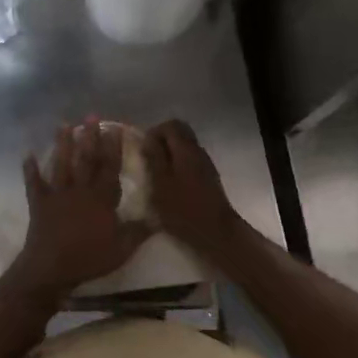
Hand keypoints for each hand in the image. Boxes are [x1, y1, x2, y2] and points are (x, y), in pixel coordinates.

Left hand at [10, 118, 150, 296]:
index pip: (110, 167)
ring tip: (63, 125)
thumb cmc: (90, 258)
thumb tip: (157, 217)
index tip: (115, 129)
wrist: (52, 268)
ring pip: (61, 164)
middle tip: (91, 115)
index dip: (114, 148)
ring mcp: (57, 195)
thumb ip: (139, 231)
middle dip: (89, 136)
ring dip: (62, 144)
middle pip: (86, 159)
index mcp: (101, 198)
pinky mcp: (39, 204)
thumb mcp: (122, 249)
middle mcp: (79, 190)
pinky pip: (34, 183)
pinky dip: (30, 170)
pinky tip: (27, 155)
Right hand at [144, 119, 240, 254]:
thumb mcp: (160, 183)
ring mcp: (205, 165)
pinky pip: (189, 163)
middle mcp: (198, 151)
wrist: (215, 232)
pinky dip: (177, 167)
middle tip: (147, 161)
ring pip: (184, 149)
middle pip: (180, 134)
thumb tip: (147, 138)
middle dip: (161, 143)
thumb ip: (153, 158)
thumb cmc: (183, 209)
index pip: (171, 125)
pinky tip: (169, 186)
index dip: (154, 133)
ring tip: (154, 176)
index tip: (142, 150)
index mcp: (186, 149)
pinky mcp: (208, 179)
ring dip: (168, 156)